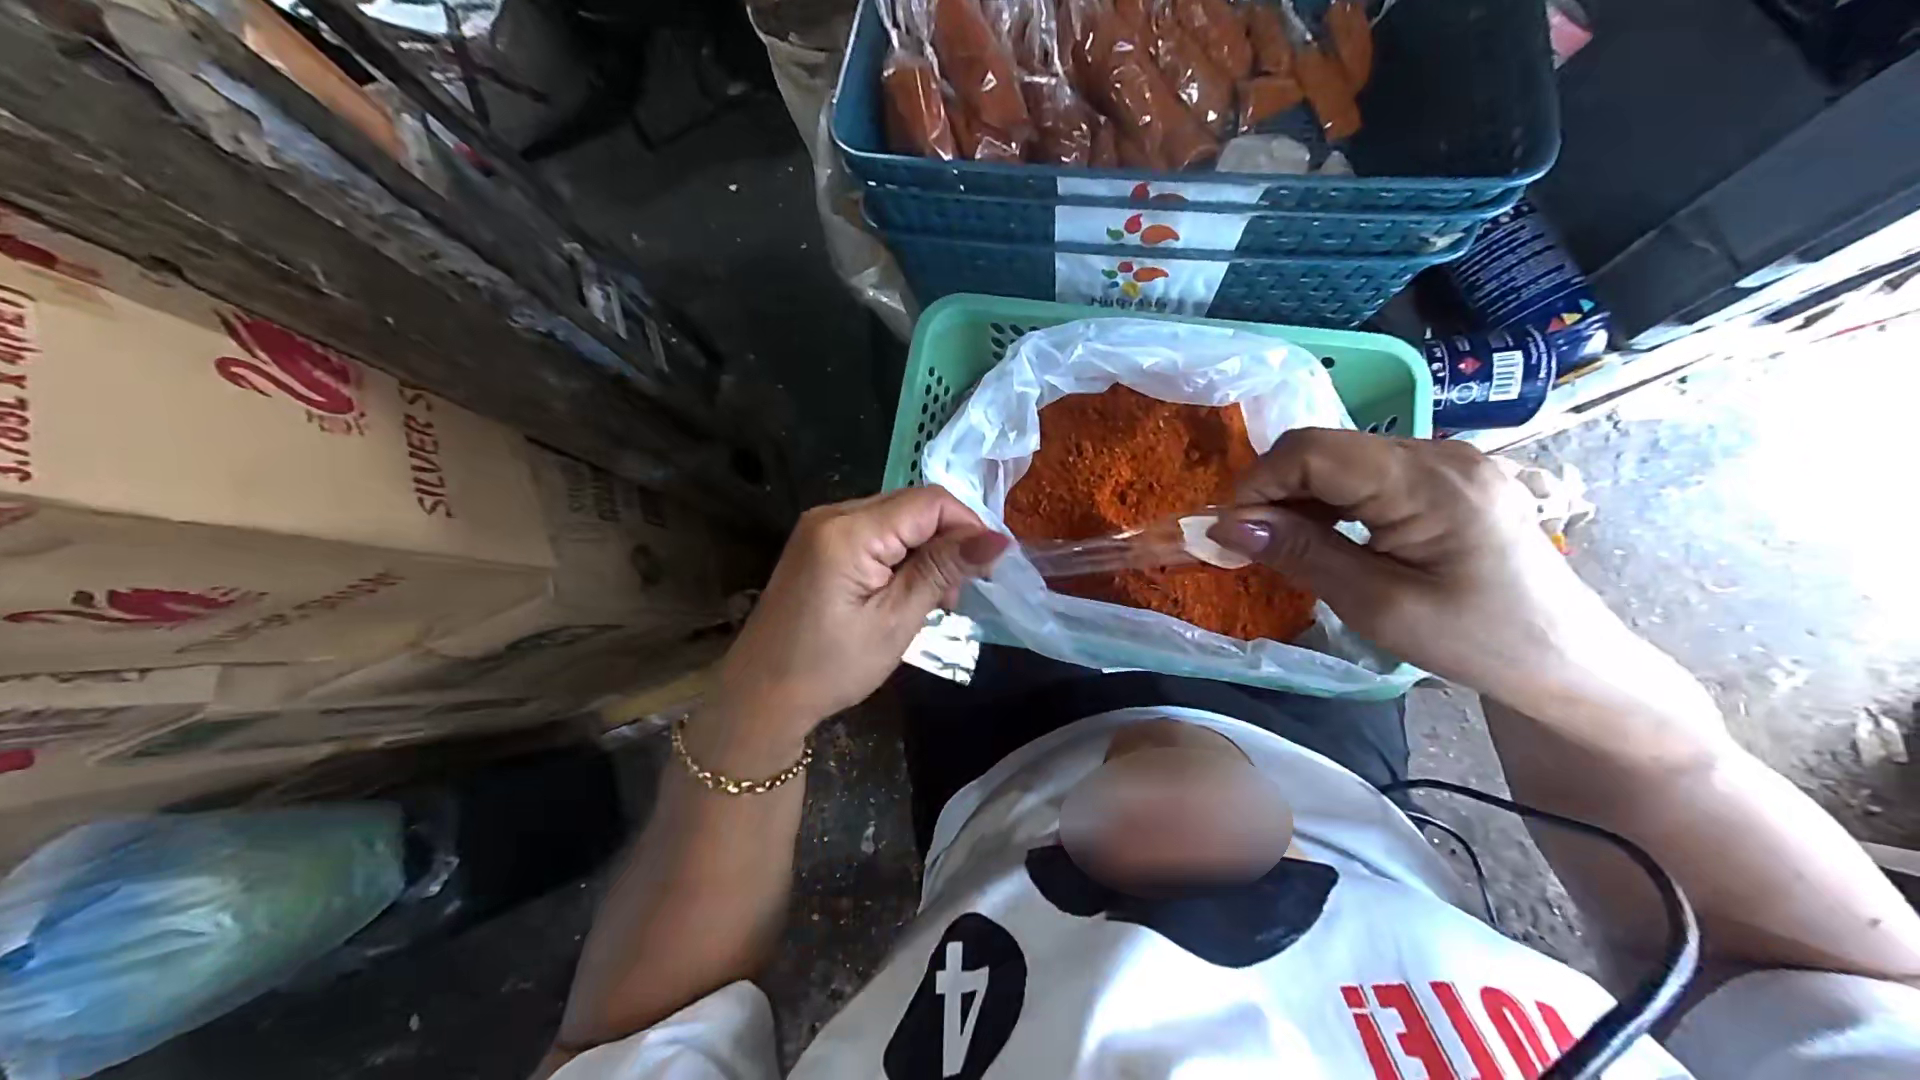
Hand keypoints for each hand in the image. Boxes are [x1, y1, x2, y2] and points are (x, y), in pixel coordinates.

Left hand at [712, 487, 1009, 739]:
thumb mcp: (895, 621)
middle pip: (912, 504)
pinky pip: (875, 531)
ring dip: (926, 548)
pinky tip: (906, 588)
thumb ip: (942, 569)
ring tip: (935, 597)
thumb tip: (998, 538)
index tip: (990, 566)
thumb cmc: (830, 667)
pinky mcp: (819, 542)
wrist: (761, 695)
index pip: (929, 501)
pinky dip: (901, 553)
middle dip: (948, 539)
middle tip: (958, 591)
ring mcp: (822, 526)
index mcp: (848, 531)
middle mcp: (832, 513)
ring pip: (896, 517)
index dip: (968, 525)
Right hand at [1206, 429, 1634, 711]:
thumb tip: (1226, 524)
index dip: (1258, 484)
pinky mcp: (1446, 478)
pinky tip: (1327, 538)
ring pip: (1339, 459)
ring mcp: (1446, 462)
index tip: (1231, 533)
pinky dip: (1330, 502)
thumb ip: (1302, 554)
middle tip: (1252, 546)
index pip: (1312, 450)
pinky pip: (1366, 475)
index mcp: (1429, 480)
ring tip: (1288, 547)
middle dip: (1274, 492)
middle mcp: (1439, 453)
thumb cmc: (1478, 641)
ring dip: (1299, 498)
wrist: (1567, 663)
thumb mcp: (1378, 606)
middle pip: (1323, 448)